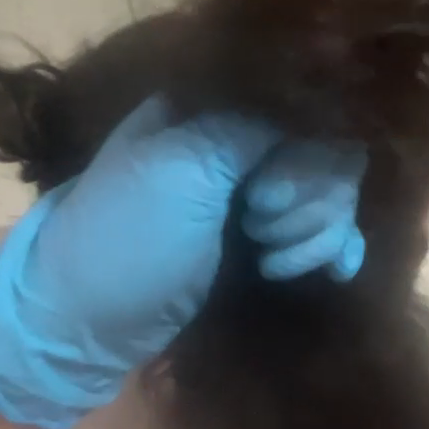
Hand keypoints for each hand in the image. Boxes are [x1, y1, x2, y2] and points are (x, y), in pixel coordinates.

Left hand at [0, 96, 367, 428]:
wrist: (92, 321)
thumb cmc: (128, 241)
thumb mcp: (181, 172)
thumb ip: (251, 130)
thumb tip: (323, 107)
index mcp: (216, 110)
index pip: (305, 109)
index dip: (303, 159)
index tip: (262, 200)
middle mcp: (246, 143)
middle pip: (331, 155)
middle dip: (308, 205)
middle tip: (256, 232)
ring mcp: (262, 193)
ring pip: (335, 198)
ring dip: (314, 237)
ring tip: (269, 265)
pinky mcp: (272, 238)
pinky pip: (332, 233)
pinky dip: (336, 250)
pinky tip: (335, 271)